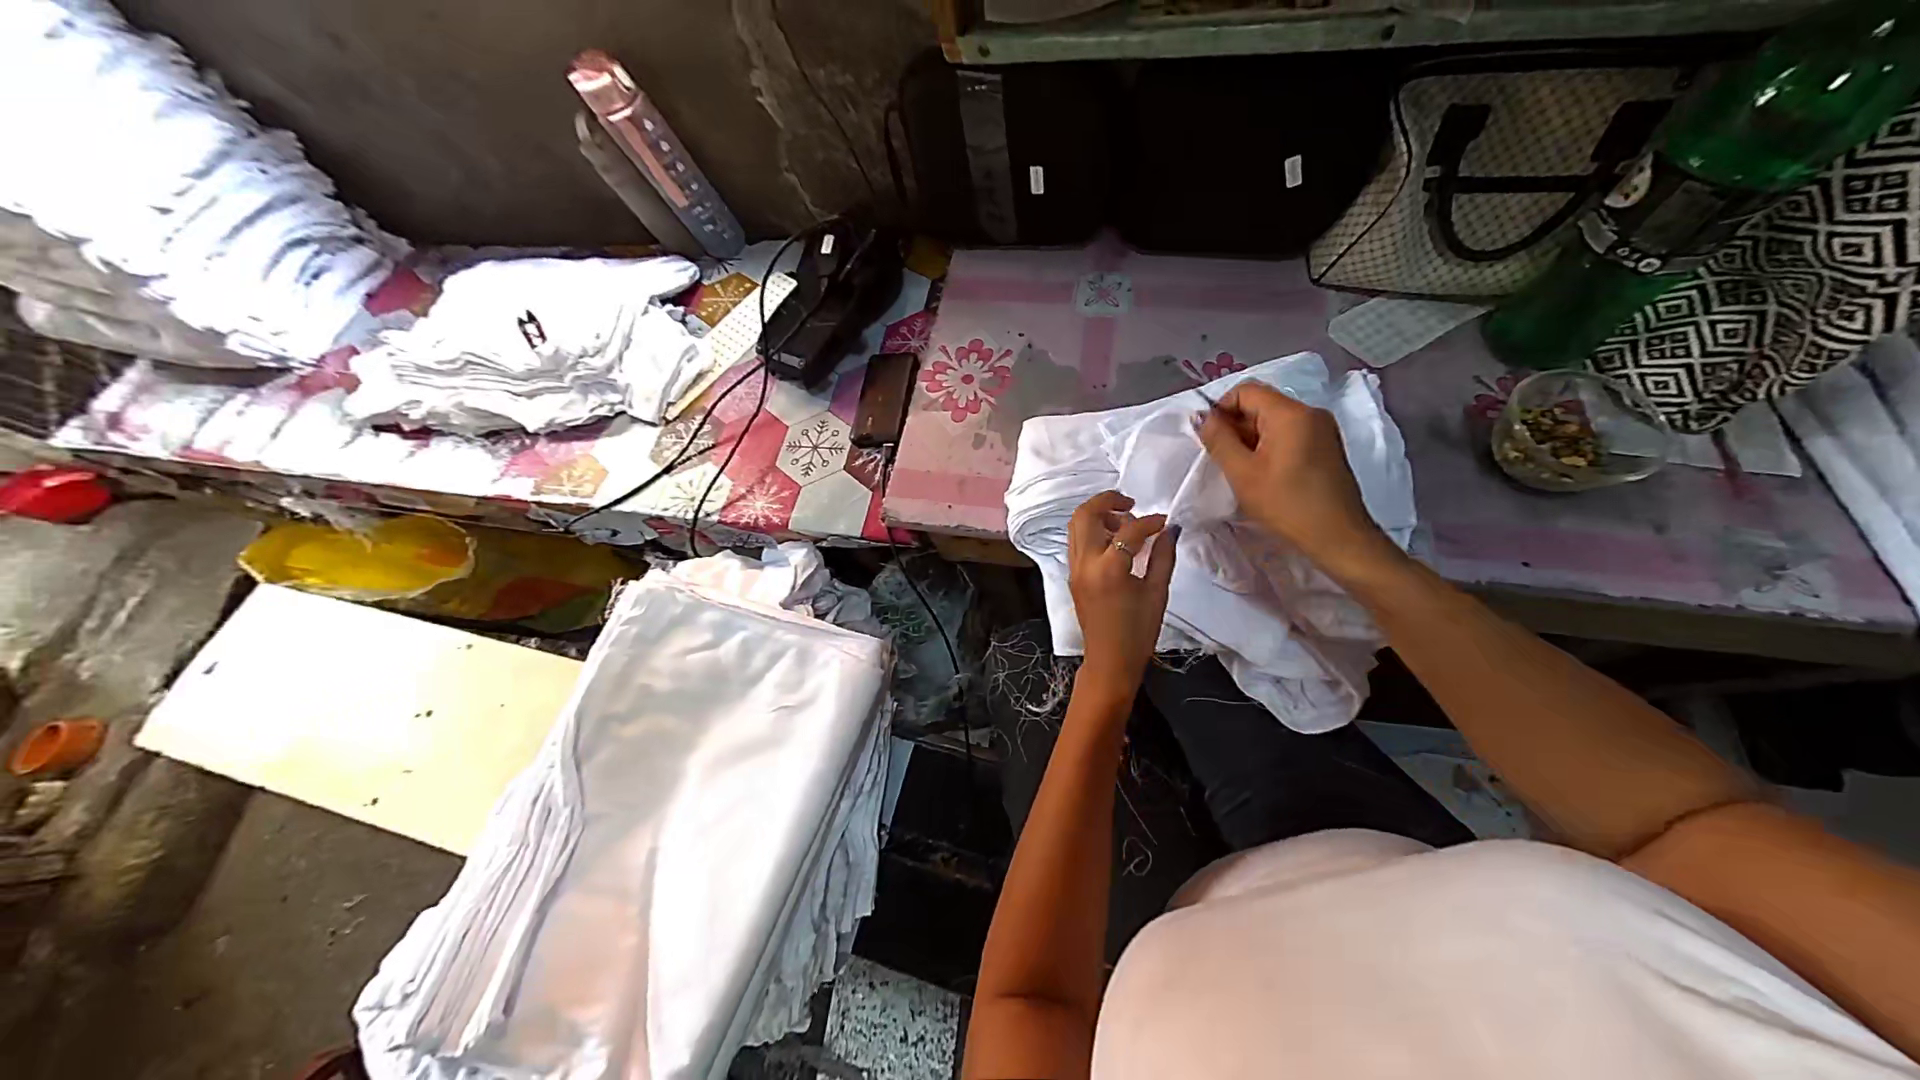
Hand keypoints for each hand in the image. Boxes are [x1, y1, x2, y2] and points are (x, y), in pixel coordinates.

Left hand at [1067, 491, 1176, 685]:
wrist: (1110, 660)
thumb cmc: (1138, 632)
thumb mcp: (1157, 593)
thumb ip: (1163, 557)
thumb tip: (1169, 529)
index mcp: (1108, 569)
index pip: (1129, 531)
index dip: (1150, 521)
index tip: (1164, 522)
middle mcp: (1085, 564)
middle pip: (1085, 515)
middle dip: (1107, 501)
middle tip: (1130, 503)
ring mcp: (1074, 569)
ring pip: (1076, 526)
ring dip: (1097, 515)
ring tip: (1124, 523)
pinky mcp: (1071, 576)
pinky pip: (1077, 542)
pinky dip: (1092, 532)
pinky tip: (1115, 541)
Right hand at [1196, 382, 1402, 582]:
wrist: (1337, 536)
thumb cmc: (1286, 504)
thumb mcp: (1242, 472)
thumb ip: (1219, 439)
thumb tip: (1202, 417)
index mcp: (1290, 413)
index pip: (1246, 391)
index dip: (1221, 408)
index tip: (1210, 437)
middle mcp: (1310, 413)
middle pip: (1262, 404)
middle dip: (1236, 425)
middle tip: (1222, 458)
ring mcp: (1322, 429)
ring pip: (1275, 420)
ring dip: (1251, 438)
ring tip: (1242, 469)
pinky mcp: (1326, 446)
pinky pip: (1290, 434)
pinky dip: (1270, 446)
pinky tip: (1264, 473)